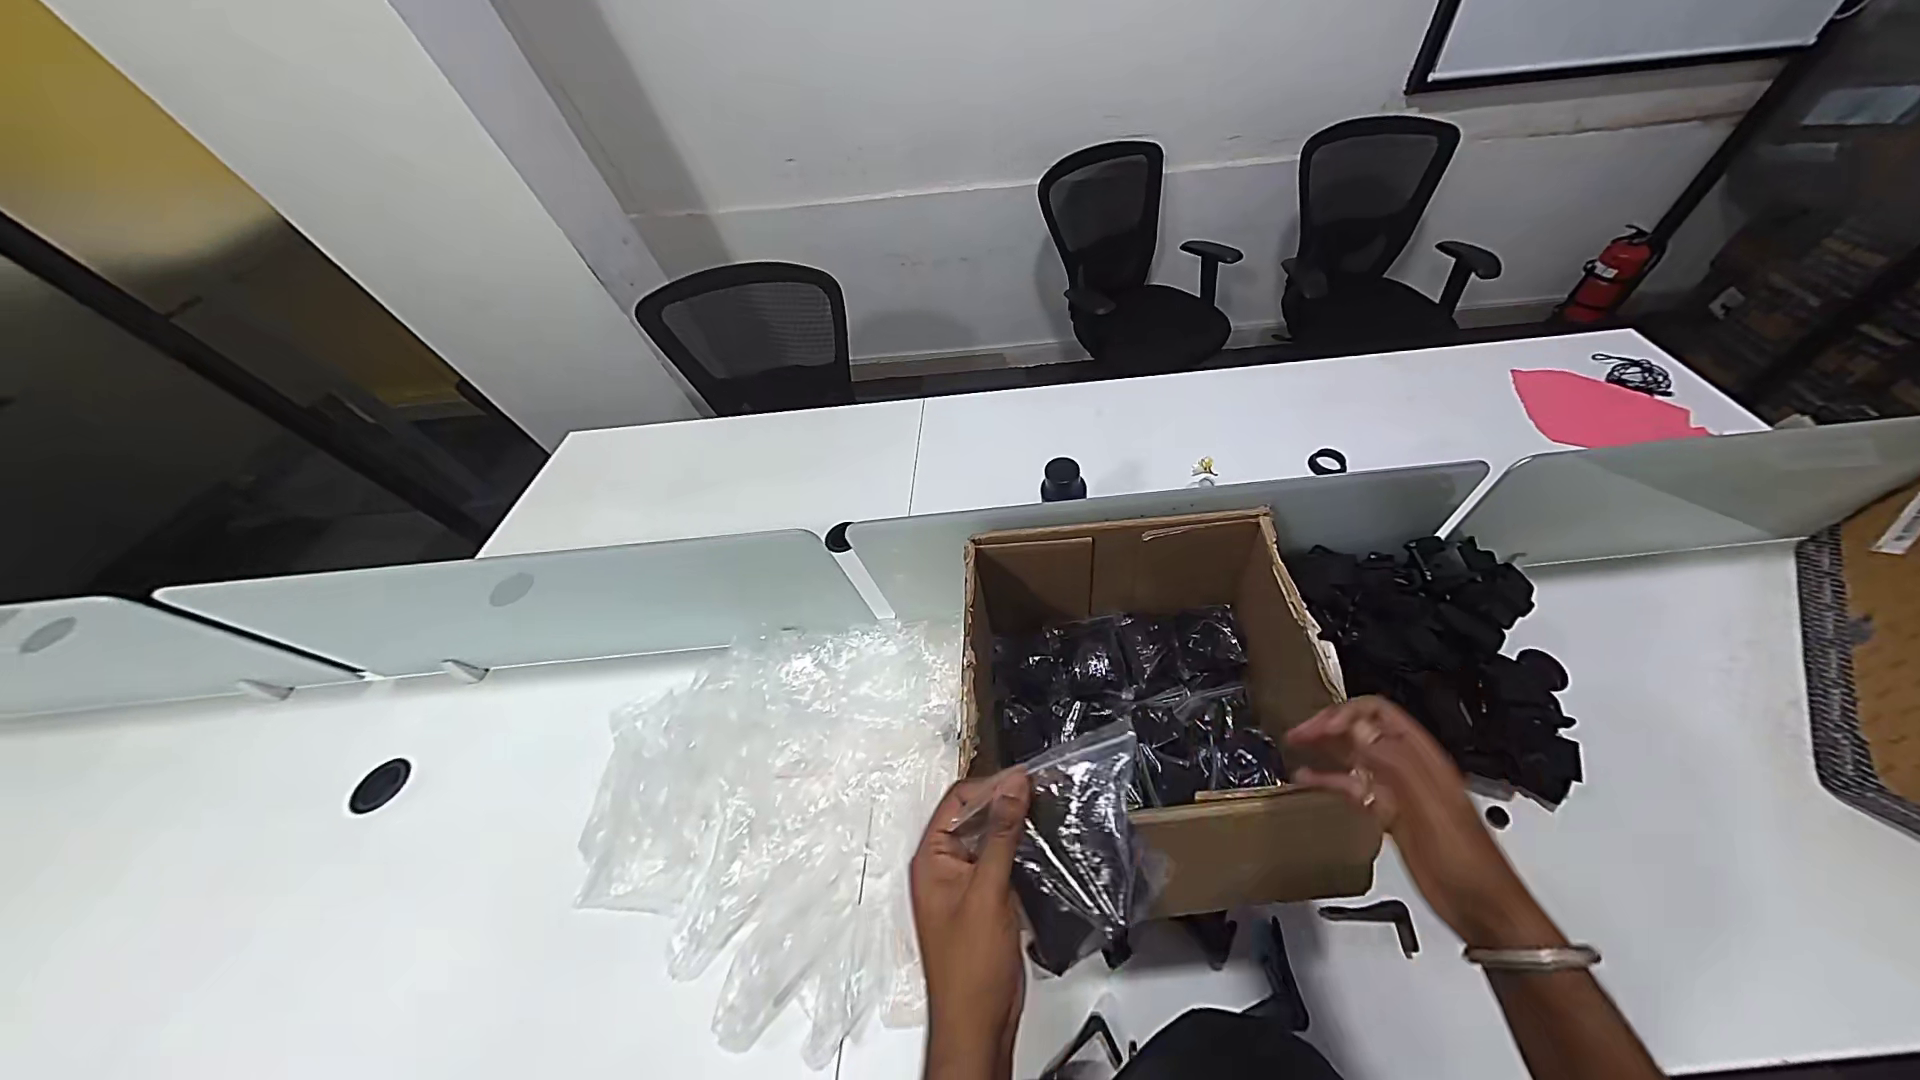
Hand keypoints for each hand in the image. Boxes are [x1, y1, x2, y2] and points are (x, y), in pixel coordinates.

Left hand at [910, 768, 1030, 1079]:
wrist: (979, 1024)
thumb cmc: (968, 971)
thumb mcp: (987, 891)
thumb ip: (1000, 834)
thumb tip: (1011, 787)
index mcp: (931, 857)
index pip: (957, 801)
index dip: (989, 786)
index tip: (1021, 779)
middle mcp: (944, 865)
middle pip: (972, 815)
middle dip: (1003, 801)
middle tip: (1036, 791)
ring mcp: (964, 882)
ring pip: (988, 836)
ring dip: (1012, 824)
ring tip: (1041, 811)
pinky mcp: (983, 897)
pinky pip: (999, 859)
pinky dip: (1017, 848)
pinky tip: (1037, 845)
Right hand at [1286, 696, 1563, 948]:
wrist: (1482, 909)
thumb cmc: (1469, 864)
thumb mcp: (1429, 807)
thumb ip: (1394, 764)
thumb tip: (1358, 732)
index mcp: (1422, 759)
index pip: (1378, 713)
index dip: (1344, 714)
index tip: (1318, 727)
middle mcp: (1408, 769)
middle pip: (1362, 731)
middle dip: (1328, 726)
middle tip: (1299, 732)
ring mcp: (1398, 791)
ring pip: (1354, 756)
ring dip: (1325, 748)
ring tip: (1297, 747)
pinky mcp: (1389, 814)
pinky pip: (1353, 787)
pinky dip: (1328, 780)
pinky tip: (1310, 782)